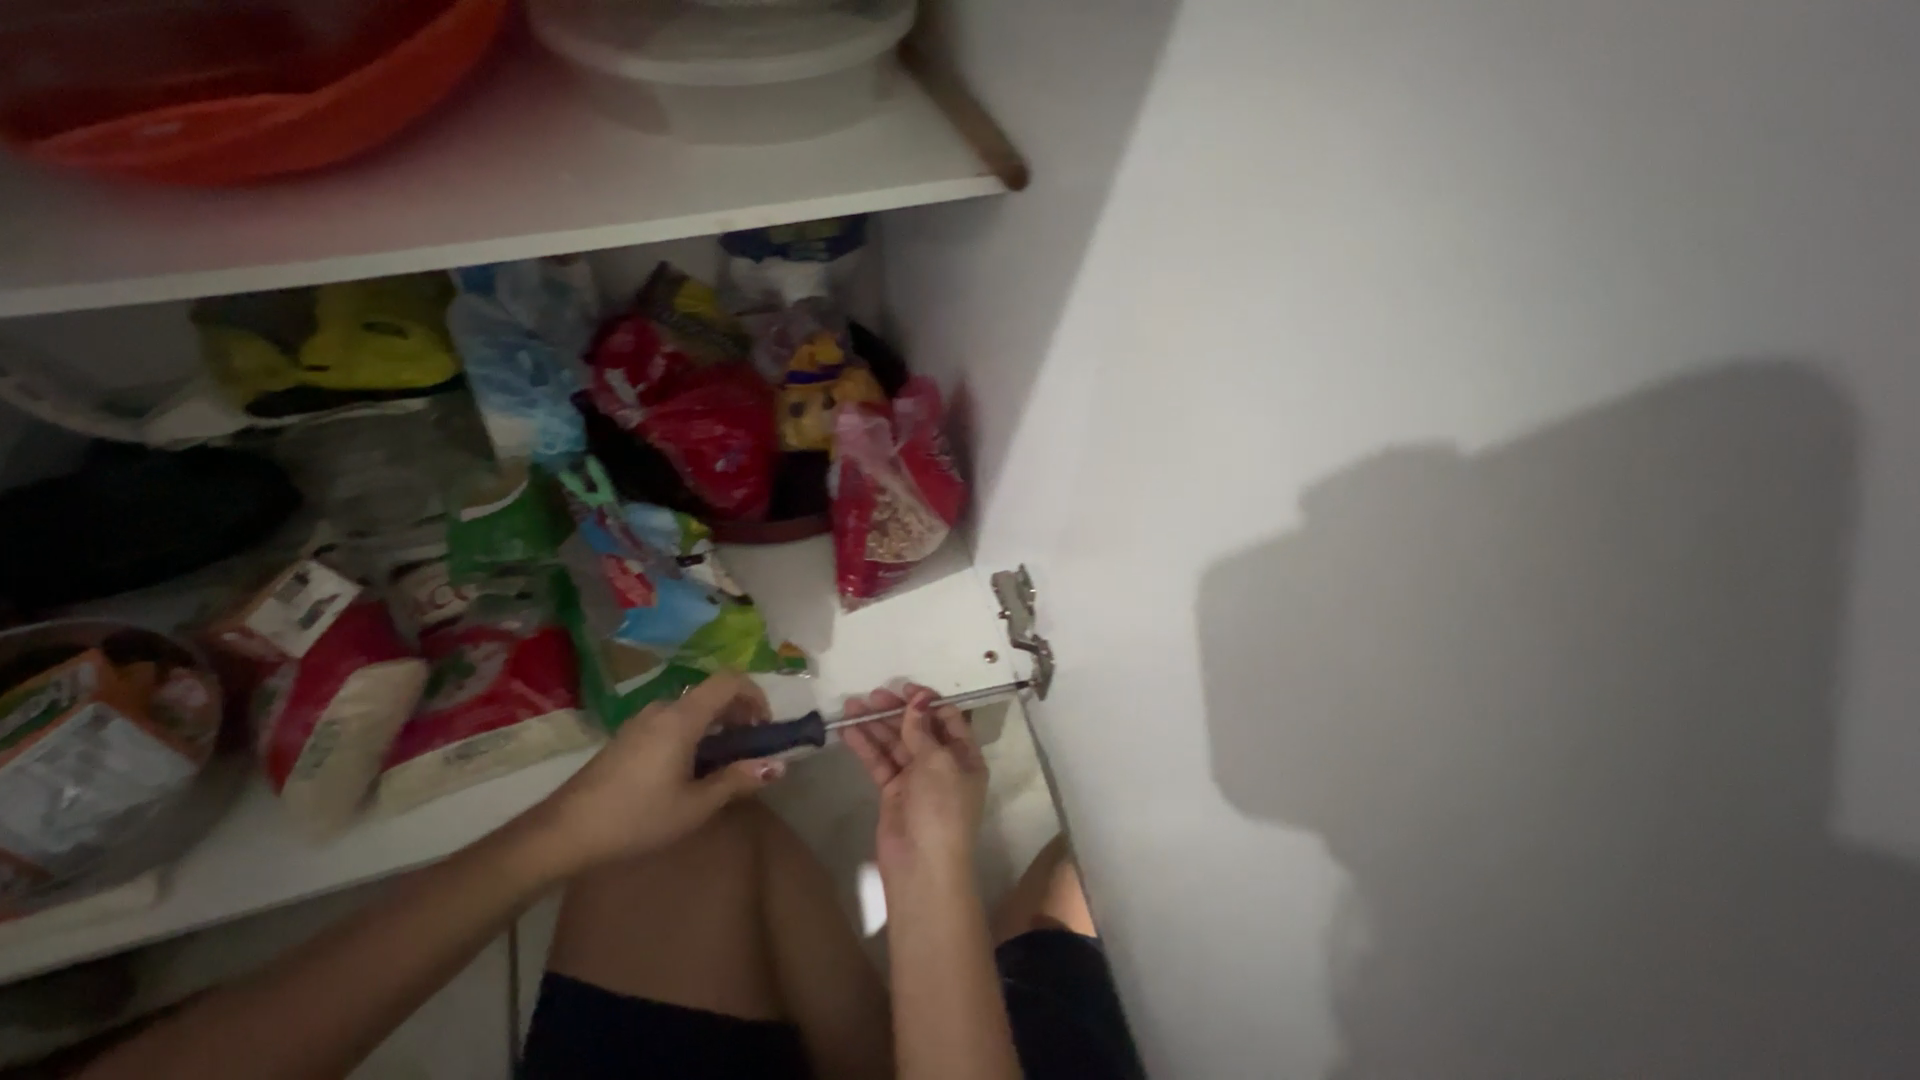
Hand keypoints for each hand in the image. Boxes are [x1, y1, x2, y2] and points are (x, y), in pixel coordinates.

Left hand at [527, 672, 784, 874]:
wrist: (564, 832)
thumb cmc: (636, 818)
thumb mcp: (695, 806)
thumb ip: (737, 780)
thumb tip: (778, 765)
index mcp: (682, 718)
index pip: (729, 681)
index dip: (755, 696)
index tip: (765, 728)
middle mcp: (662, 709)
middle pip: (710, 694)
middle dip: (738, 714)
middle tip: (750, 750)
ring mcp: (640, 722)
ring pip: (690, 709)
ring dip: (715, 726)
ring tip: (723, 764)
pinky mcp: (627, 738)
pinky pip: (671, 722)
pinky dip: (693, 734)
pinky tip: (689, 771)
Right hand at [842, 683, 988, 892]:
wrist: (922, 865)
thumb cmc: (941, 808)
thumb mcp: (938, 763)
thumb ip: (922, 729)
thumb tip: (919, 698)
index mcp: (966, 757)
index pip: (948, 720)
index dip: (927, 702)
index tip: (904, 689)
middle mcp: (943, 765)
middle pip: (918, 729)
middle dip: (896, 712)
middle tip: (871, 696)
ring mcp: (917, 780)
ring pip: (895, 744)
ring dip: (875, 725)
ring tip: (850, 706)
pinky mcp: (893, 793)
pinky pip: (879, 762)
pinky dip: (865, 746)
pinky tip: (847, 731)